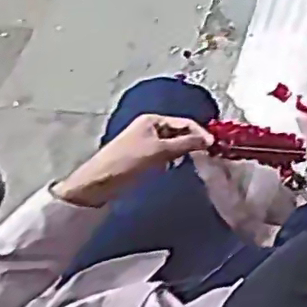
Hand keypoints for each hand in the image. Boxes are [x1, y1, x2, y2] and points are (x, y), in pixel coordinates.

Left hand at [55, 115, 213, 207]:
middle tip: (203, 154)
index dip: (201, 133)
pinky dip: (173, 158)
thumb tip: (210, 140)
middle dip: (192, 142)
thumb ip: (188, 143)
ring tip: (189, 160)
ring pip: (174, 143)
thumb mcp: (161, 151)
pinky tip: (173, 165)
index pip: (186, 123)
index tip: (212, 146)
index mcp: (152, 120)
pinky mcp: (142, 155)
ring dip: (183, 151)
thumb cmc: (128, 163)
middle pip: (181, 132)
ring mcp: (145, 141)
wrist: (95, 185)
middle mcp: (149, 127)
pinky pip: (166, 152)